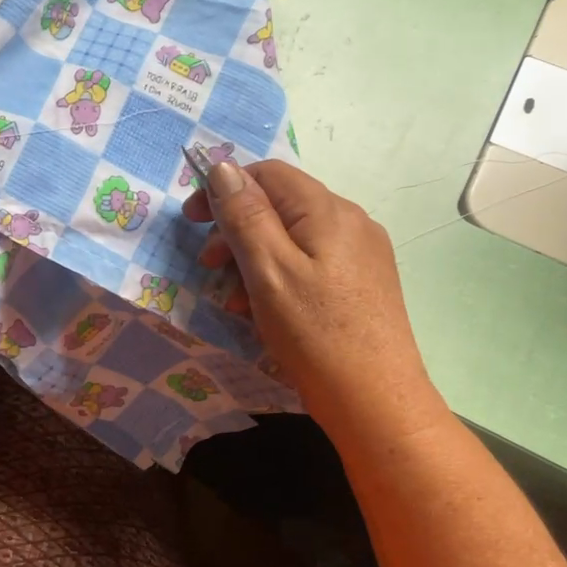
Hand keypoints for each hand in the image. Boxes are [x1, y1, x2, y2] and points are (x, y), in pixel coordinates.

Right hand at [183, 161, 442, 432]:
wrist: (374, 399)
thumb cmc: (314, 331)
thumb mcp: (267, 270)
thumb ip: (244, 215)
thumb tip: (223, 168)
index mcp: (328, 212)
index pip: (268, 174)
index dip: (224, 188)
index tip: (192, 221)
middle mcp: (350, 223)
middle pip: (279, 206)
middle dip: (235, 229)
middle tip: (207, 265)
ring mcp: (360, 255)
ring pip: (290, 238)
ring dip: (251, 259)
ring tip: (232, 298)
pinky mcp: (360, 285)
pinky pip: (308, 264)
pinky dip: (275, 278)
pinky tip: (262, 311)